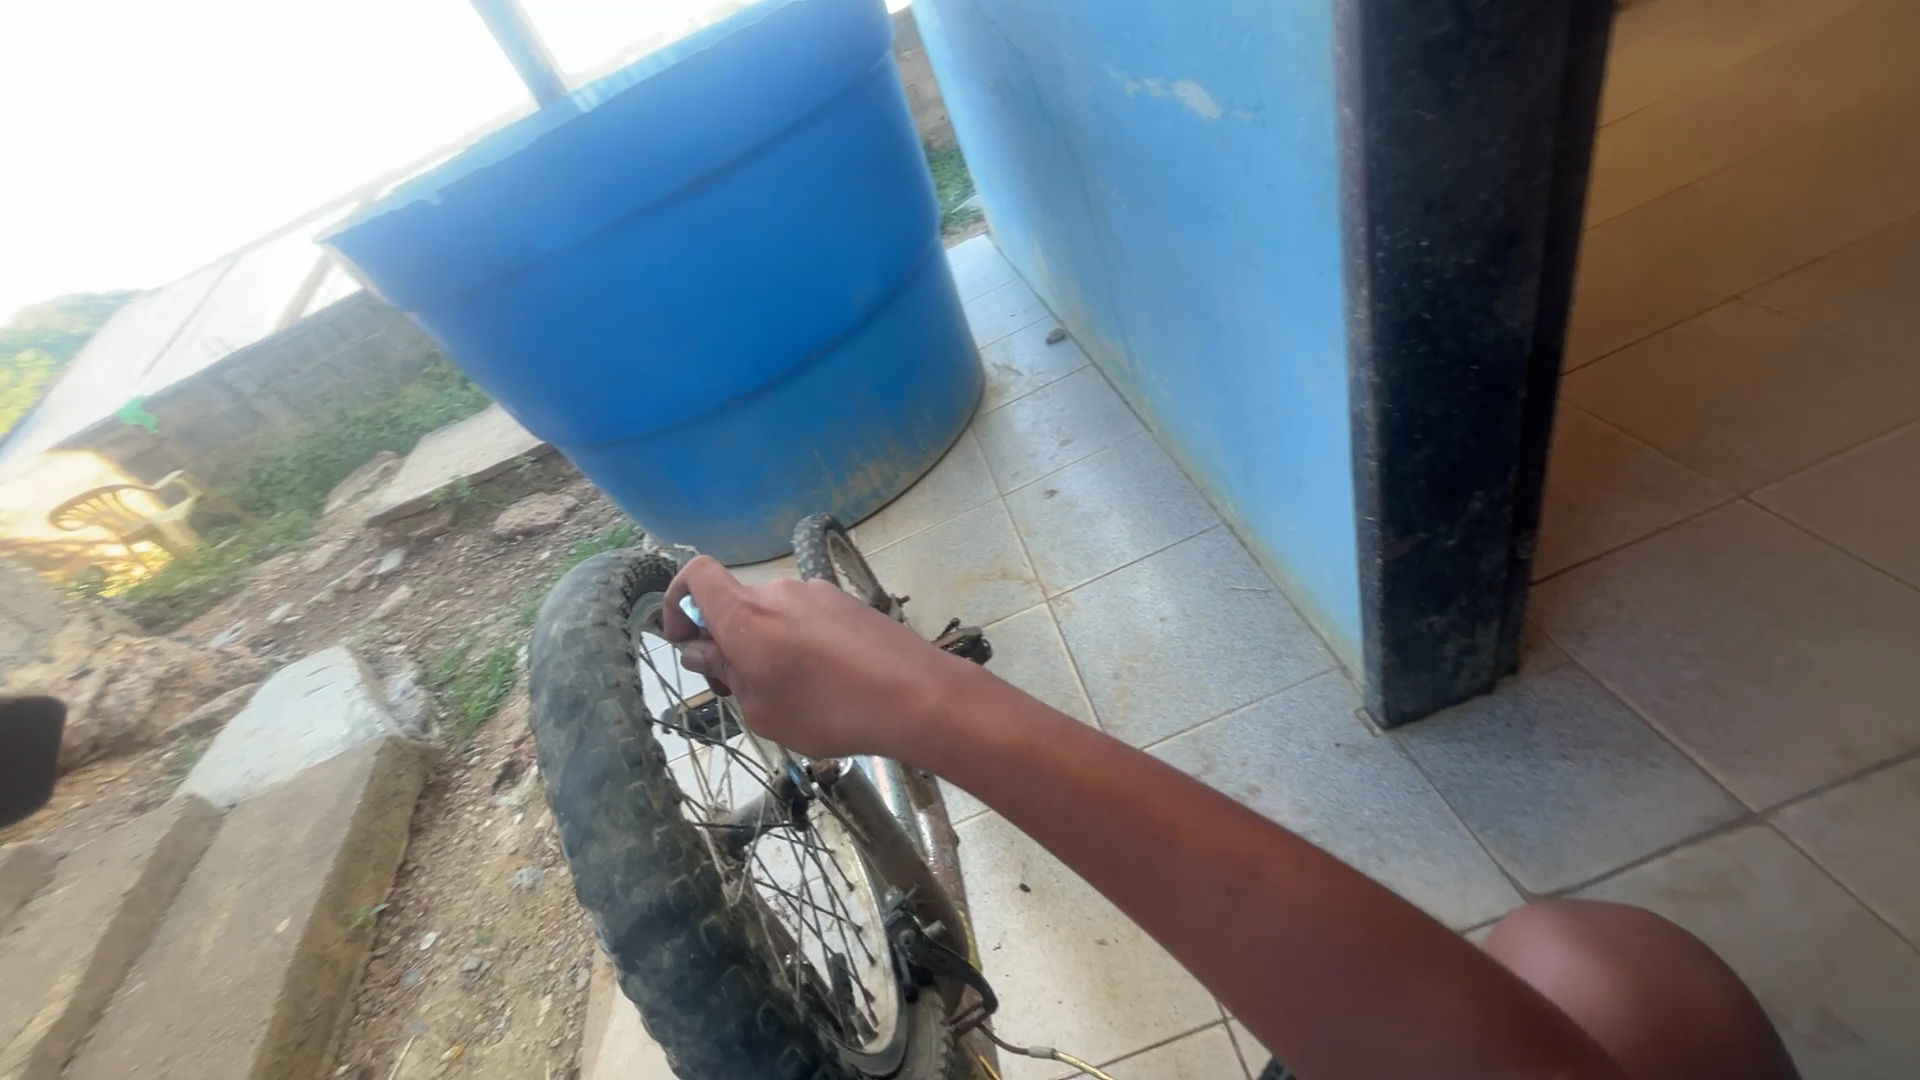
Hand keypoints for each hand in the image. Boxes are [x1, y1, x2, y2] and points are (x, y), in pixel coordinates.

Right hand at [661, 555, 960, 758]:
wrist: (914, 694)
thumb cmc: (829, 710)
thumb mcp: (761, 708)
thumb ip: (725, 672)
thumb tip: (700, 647)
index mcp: (746, 614)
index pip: (696, 575)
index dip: (677, 601)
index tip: (683, 639)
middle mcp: (779, 591)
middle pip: (735, 603)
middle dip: (726, 641)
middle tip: (741, 688)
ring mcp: (817, 593)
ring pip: (773, 613)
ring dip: (765, 644)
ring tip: (789, 691)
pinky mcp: (848, 603)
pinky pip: (806, 617)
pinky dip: (798, 641)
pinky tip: (824, 679)